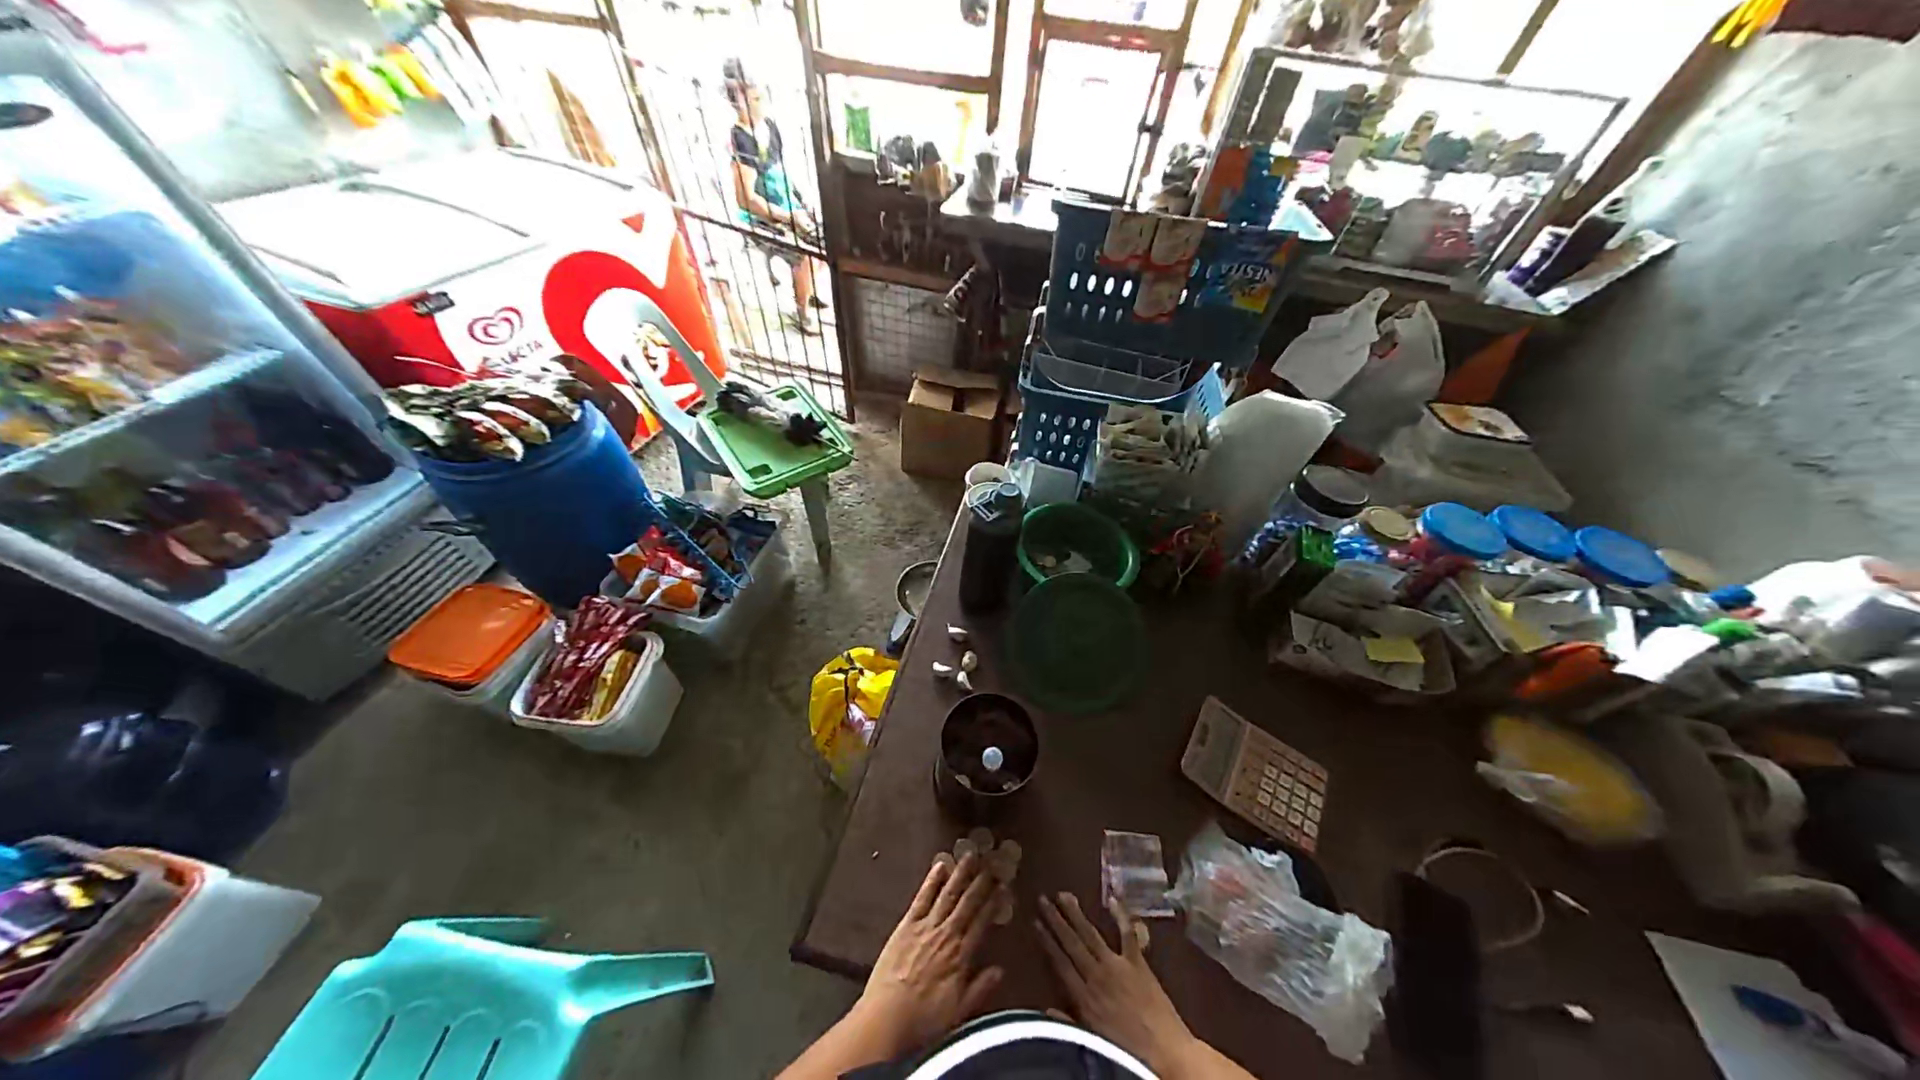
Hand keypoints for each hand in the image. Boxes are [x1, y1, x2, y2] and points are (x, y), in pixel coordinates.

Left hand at [853, 852, 1003, 1056]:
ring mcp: (925, 926)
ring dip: (960, 874)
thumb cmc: (924, 1020)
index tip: (1004, 887)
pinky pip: (922, 898)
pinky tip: (940, 865)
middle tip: (992, 862)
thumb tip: (1000, 969)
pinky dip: (932, 880)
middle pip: (967, 903)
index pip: (982, 922)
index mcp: (961, 955)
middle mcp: (946, 934)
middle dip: (981, 882)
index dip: (994, 903)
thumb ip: (980, 988)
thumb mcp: (959, 1011)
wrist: (886, 1019)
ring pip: (947, 894)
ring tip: (970, 855)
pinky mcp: (906, 925)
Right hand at [1037, 893, 1199, 1075]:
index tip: (1035, 921)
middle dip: (1055, 920)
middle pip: (1071, 943)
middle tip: (1042, 898)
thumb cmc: (1129, 1054)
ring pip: (1091, 935)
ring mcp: (1118, 966)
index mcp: (1084, 997)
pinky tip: (1112, 901)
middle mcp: (1097, 976)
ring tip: (1064, 895)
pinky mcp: (1138, 963)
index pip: (1059, 962)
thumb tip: (1045, 1010)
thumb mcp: (1092, 1042)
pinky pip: (1127, 935)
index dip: (1046, 941)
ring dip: (1076, 914)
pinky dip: (1120, 917)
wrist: (1167, 1054)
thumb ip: (1068, 1024)